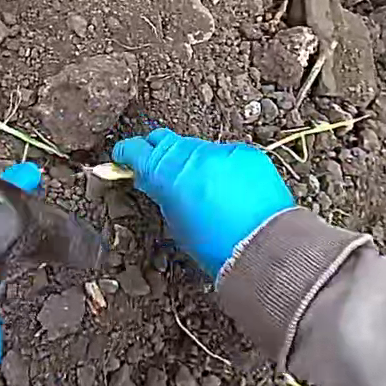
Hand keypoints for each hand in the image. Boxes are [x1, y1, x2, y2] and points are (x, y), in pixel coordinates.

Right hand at [112, 129, 294, 275]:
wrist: (262, 246)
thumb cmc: (216, 246)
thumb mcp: (175, 222)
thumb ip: (162, 193)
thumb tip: (152, 180)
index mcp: (167, 172)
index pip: (136, 149)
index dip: (127, 153)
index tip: (124, 157)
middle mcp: (192, 154)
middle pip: (165, 139)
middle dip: (159, 151)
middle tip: (161, 168)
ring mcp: (221, 151)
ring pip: (198, 149)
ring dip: (195, 163)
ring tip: (204, 189)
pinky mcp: (245, 153)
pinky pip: (226, 155)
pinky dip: (223, 168)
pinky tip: (230, 189)